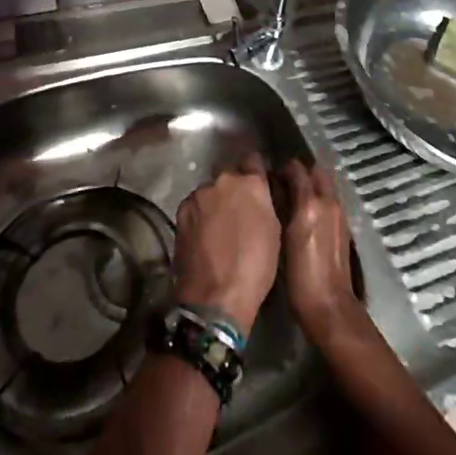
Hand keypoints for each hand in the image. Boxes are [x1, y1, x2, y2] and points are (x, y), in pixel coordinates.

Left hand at [174, 153, 279, 331]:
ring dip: (215, 201)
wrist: (215, 295)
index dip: (255, 172)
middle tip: (238, 210)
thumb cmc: (255, 267)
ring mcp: (198, 195)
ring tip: (219, 226)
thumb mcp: (273, 230)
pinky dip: (200, 214)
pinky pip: (195, 205)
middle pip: (229, 174)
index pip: (253, 159)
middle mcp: (222, 180)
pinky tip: (204, 235)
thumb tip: (259, 192)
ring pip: (210, 191)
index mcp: (250, 183)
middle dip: (234, 187)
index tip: (257, 184)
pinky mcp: (181, 210)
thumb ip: (264, 201)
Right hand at [281, 160, 362, 339]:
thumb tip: (271, 187)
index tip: (267, 176)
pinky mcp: (342, 229)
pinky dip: (316, 200)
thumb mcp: (282, 238)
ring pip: (323, 186)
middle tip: (280, 185)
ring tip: (288, 200)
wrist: (329, 305)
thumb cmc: (299, 275)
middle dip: (299, 173)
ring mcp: (339, 215)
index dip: (281, 169)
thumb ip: (280, 207)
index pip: (297, 169)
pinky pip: (328, 201)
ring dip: (309, 186)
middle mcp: (329, 203)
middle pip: (316, 172)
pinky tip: (301, 217)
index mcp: (311, 203)